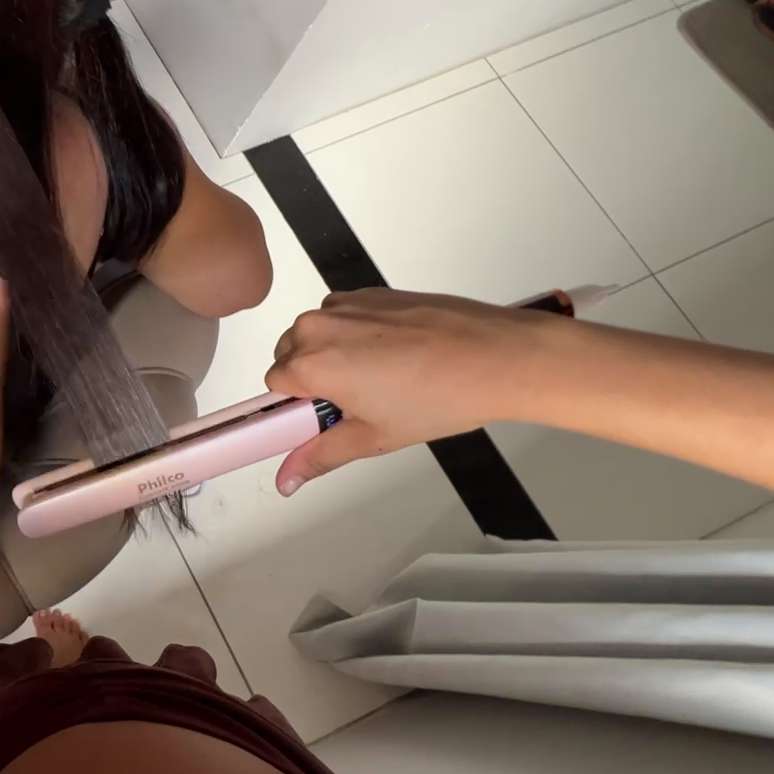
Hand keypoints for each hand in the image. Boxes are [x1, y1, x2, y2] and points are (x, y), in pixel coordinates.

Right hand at [264, 288, 560, 495]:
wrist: (500, 357)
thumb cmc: (440, 396)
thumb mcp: (373, 437)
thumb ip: (318, 456)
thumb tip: (286, 480)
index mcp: (311, 363)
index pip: (273, 383)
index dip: (297, 402)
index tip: (325, 414)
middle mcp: (317, 326)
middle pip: (289, 354)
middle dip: (311, 376)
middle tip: (357, 398)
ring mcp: (344, 305)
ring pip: (314, 334)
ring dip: (332, 353)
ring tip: (381, 374)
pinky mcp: (369, 293)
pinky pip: (341, 316)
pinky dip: (355, 333)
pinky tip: (393, 352)